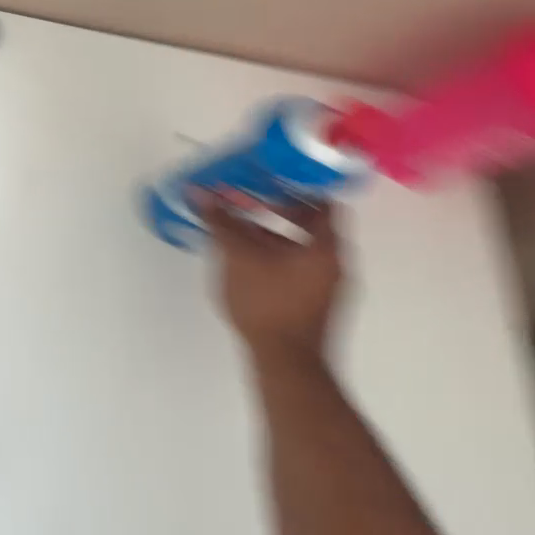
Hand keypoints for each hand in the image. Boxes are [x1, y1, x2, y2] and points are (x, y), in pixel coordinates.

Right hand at [194, 187, 345, 365]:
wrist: (287, 363)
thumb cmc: (268, 302)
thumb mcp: (238, 256)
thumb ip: (221, 222)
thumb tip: (199, 192)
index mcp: (327, 247)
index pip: (323, 201)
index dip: (298, 182)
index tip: (271, 171)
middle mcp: (335, 263)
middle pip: (313, 222)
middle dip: (279, 207)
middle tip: (249, 195)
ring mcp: (327, 286)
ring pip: (302, 245)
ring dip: (273, 232)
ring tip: (239, 225)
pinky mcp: (314, 303)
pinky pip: (297, 264)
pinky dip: (275, 253)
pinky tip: (245, 258)